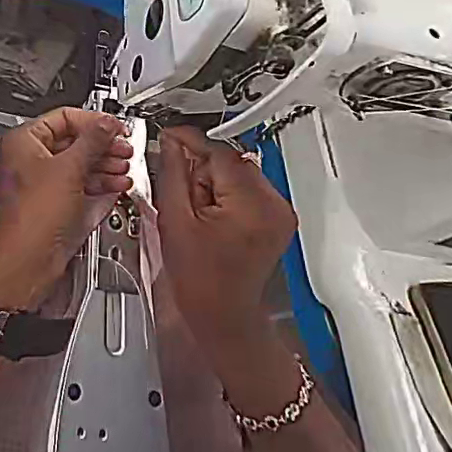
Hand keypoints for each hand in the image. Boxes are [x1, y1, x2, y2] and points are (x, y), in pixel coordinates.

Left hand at [0, 107, 132, 309]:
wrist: (29, 264)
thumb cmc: (32, 220)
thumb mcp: (69, 170)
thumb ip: (92, 142)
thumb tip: (106, 124)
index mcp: (25, 143)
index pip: (64, 117)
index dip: (92, 121)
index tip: (115, 127)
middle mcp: (33, 161)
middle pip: (76, 141)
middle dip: (103, 146)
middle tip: (123, 148)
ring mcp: (47, 184)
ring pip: (82, 164)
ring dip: (107, 164)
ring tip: (124, 167)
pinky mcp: (59, 204)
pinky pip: (84, 186)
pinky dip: (102, 183)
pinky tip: (118, 185)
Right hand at [153, 127, 298, 358]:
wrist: (221, 315)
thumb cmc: (201, 282)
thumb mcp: (176, 220)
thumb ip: (173, 173)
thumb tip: (171, 143)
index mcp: (252, 204)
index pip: (219, 152)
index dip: (190, 143)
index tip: (171, 136)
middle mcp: (274, 204)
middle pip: (230, 161)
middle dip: (203, 174)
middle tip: (187, 205)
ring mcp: (280, 212)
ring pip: (238, 173)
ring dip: (215, 184)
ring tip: (201, 219)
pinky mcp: (278, 217)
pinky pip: (248, 189)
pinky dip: (228, 196)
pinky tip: (214, 221)